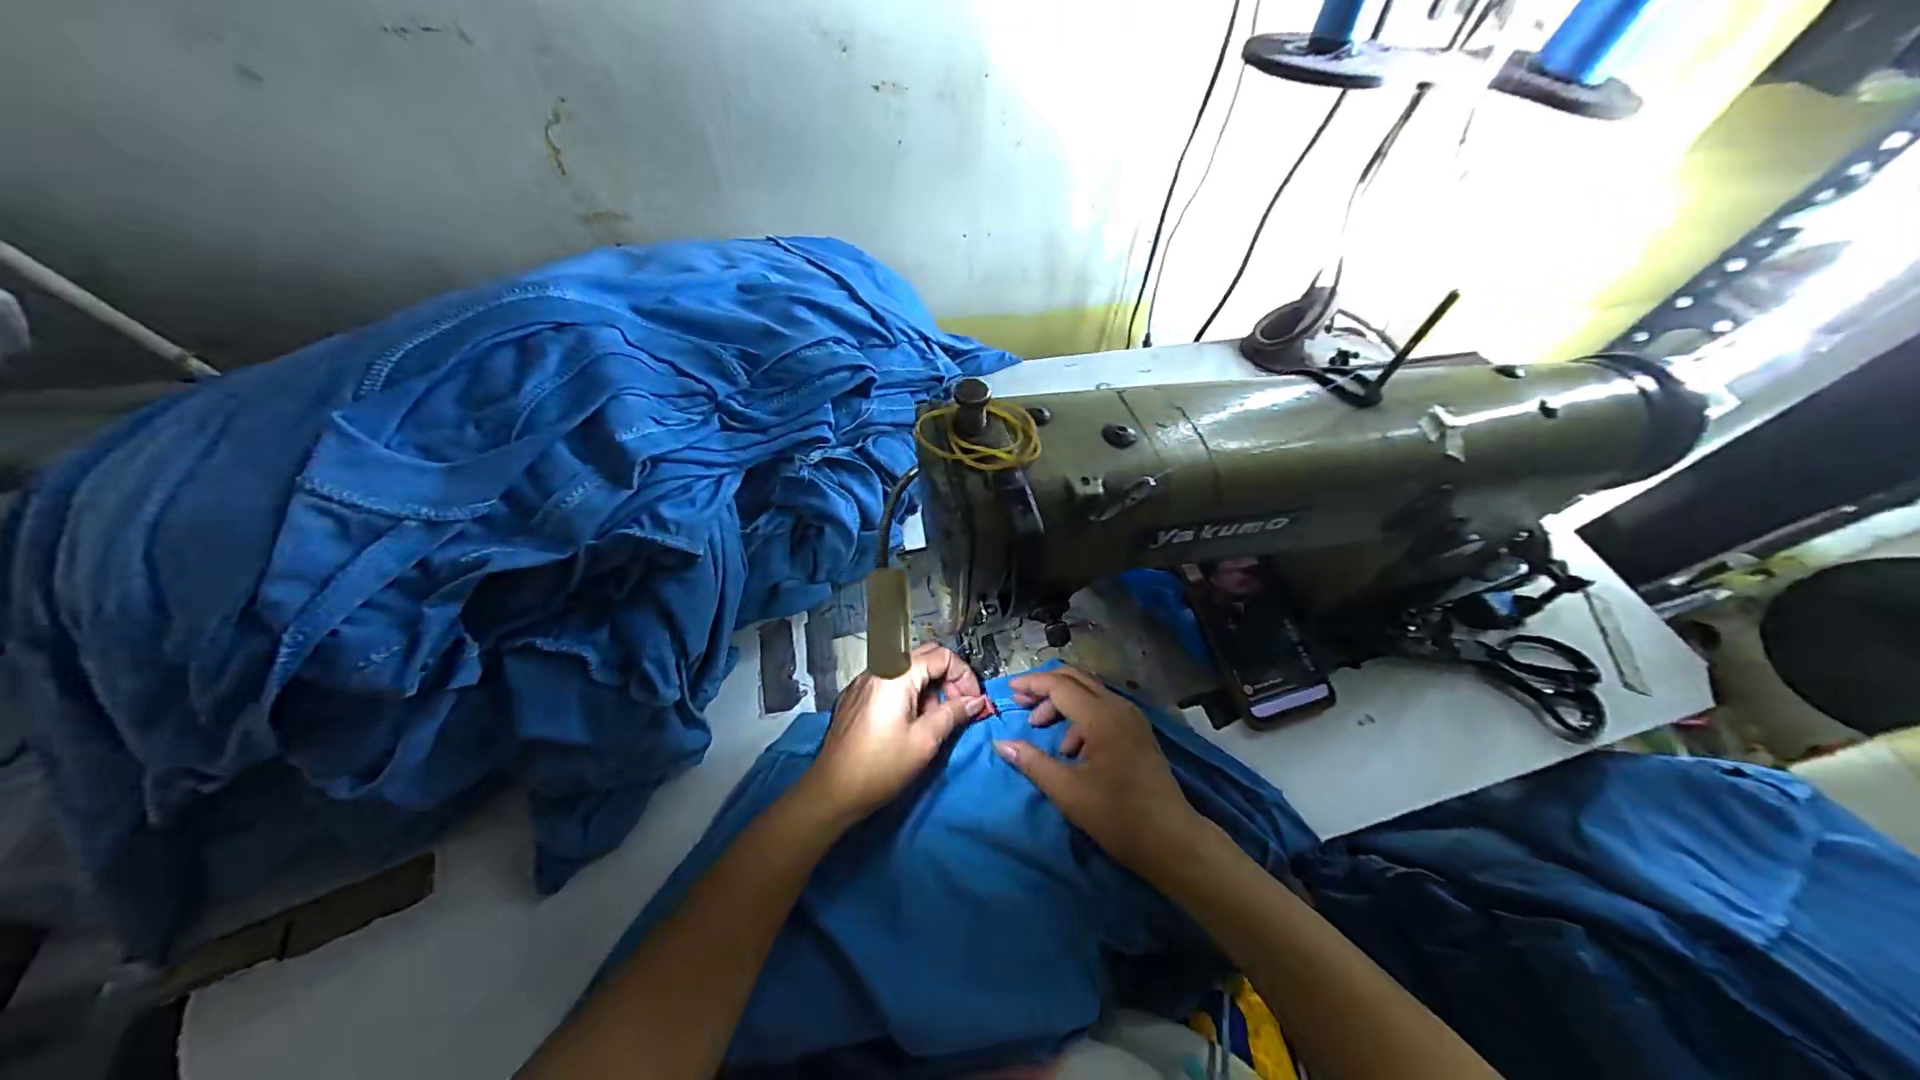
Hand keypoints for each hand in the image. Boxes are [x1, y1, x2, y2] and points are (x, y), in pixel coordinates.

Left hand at [796, 642, 990, 825]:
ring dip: (930, 688)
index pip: (942, 656)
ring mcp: (865, 681)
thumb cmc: (881, 766)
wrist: (832, 791)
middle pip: (925, 657)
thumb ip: (953, 714)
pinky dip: (910, 693)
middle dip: (949, 678)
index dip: (964, 676)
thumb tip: (976, 701)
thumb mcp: (924, 741)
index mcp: (896, 674)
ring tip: (936, 721)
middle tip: (960, 708)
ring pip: (908, 670)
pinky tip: (912, 722)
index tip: (973, 703)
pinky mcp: (857, 696)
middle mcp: (879, 669)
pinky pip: (891, 682)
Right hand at [994, 666, 1209, 874]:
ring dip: (1062, 703)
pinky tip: (1071, 748)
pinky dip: (1080, 716)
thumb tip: (1001, 744)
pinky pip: (1103, 709)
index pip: (1060, 685)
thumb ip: (1032, 762)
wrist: (1172, 840)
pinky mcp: (1138, 733)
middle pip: (1076, 680)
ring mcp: (1132, 719)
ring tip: (1042, 729)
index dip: (1031, 684)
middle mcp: (1119, 708)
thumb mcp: (1067, 791)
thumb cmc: (1117, 816)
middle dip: (1045, 687)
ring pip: (1090, 694)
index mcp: (1102, 717)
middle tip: (1021, 703)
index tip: (1008, 691)